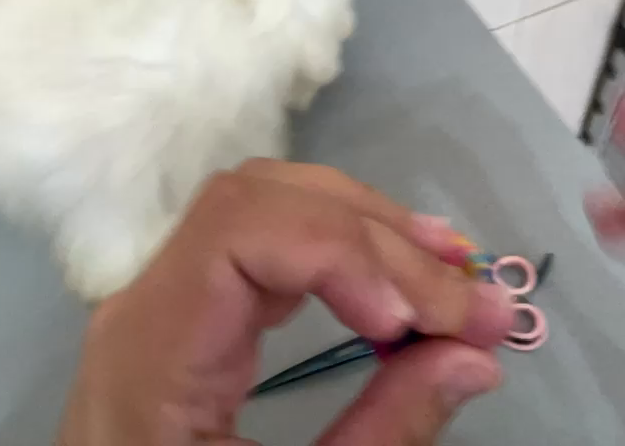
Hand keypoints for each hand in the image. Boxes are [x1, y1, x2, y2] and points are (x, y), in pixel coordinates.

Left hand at [57, 160, 518, 445]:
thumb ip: (383, 433)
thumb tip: (476, 357)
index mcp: (149, 348)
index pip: (238, 228)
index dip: (336, 247)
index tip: (414, 316)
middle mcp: (152, 294)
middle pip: (267, 201)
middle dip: (380, 240)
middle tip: (474, 300)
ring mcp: (175, 287)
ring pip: (275, 203)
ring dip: (371, 228)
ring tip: (450, 271)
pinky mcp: (202, 297)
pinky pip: (275, 236)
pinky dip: (346, 244)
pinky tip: (396, 271)